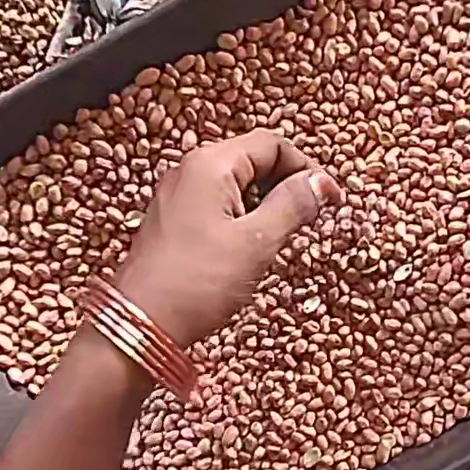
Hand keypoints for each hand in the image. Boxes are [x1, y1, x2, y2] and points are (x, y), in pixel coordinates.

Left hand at [113, 129, 343, 345]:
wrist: (140, 325)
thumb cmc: (198, 283)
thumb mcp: (256, 243)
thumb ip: (292, 206)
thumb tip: (321, 182)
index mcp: (210, 165)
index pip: (272, 144)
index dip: (307, 168)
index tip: (330, 200)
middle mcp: (190, 171)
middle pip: (253, 160)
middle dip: (287, 186)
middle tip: (309, 221)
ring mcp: (178, 196)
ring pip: (237, 186)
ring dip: (267, 205)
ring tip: (282, 239)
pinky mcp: (174, 222)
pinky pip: (218, 206)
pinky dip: (243, 219)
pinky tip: (251, 250)